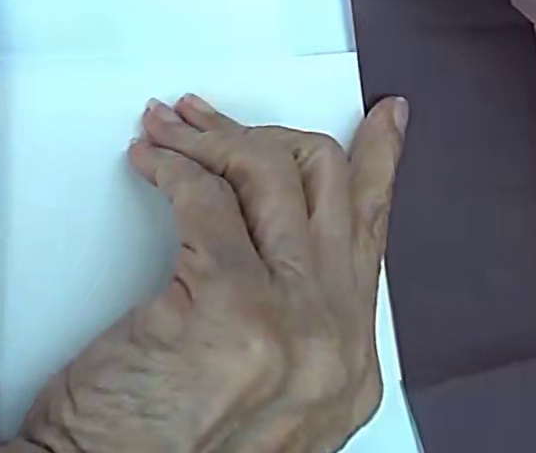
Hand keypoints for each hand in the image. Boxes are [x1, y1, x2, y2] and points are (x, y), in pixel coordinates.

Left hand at [0, 94, 408, 452]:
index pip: (371, 226)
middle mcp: (337, 339)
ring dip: (209, 136)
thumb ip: (294, 302)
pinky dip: (170, 164)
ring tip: (166, 129)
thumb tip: (279, 209)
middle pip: (324, 178)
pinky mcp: (231, 305)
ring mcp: (292, 323)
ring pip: (268, 170)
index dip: (381, 159)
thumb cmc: (164, 433)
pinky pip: (205, 192)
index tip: (386, 114)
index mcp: (349, 356)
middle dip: (261, 132)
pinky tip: (149, 163)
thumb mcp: (264, 374)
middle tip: (204, 118)